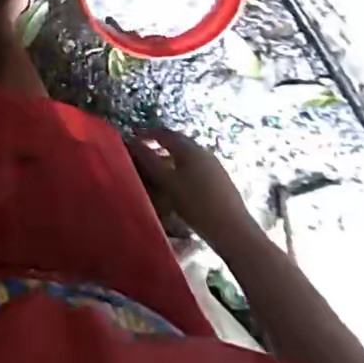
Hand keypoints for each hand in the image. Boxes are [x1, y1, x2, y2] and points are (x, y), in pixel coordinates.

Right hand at [126, 128, 257, 244]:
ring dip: (168, 157)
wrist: (233, 229)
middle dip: (157, 144)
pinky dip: (180, 167)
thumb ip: (148, 160)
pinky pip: (194, 165)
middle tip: (141, 153)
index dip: (145, 133)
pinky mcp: (219, 177)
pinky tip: (176, 183)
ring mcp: (212, 163)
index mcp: (188, 147)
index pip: (162, 133)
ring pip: (185, 154)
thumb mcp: (167, 182)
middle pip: (175, 141)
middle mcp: (201, 150)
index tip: (131, 137)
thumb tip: (132, 142)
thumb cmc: (196, 203)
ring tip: (156, 169)